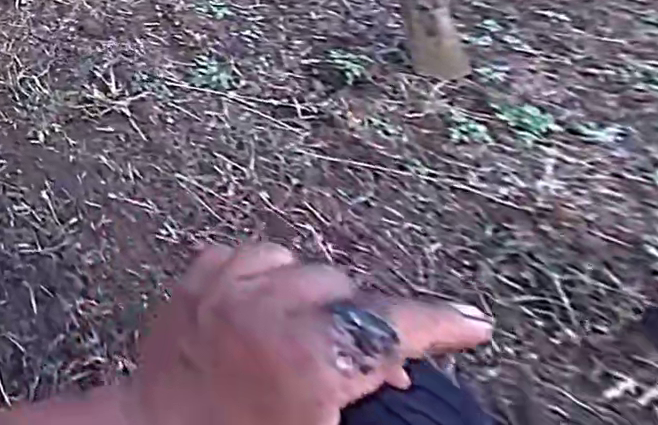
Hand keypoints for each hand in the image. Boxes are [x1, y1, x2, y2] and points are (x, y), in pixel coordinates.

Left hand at [125, 243, 493, 424]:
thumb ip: (376, 403)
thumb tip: (398, 378)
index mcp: (305, 356)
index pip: (386, 325)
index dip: (436, 324)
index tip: (471, 324)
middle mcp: (259, 307)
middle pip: (337, 286)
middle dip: (365, 319)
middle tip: (373, 365)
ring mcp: (217, 287)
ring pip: (286, 259)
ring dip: (311, 290)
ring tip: (319, 332)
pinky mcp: (187, 282)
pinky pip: (235, 254)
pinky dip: (259, 271)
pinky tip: (268, 304)